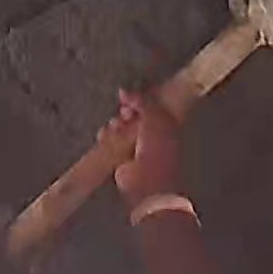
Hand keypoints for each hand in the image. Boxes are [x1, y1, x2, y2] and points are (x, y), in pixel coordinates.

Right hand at [100, 89, 182, 205]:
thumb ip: (143, 101)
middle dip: (126, 111)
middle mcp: (152, 135)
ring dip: (115, 124)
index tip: (128, 95)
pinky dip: (106, 136)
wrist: (147, 183)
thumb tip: (125, 90)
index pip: (151, 105)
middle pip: (134, 115)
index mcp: (166, 125)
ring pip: (121, 127)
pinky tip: (105, 135)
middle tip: (124, 113)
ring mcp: (137, 147)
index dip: (139, 98)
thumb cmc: (157, 150)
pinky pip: (111, 141)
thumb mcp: (154, 118)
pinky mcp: (121, 158)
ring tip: (115, 126)